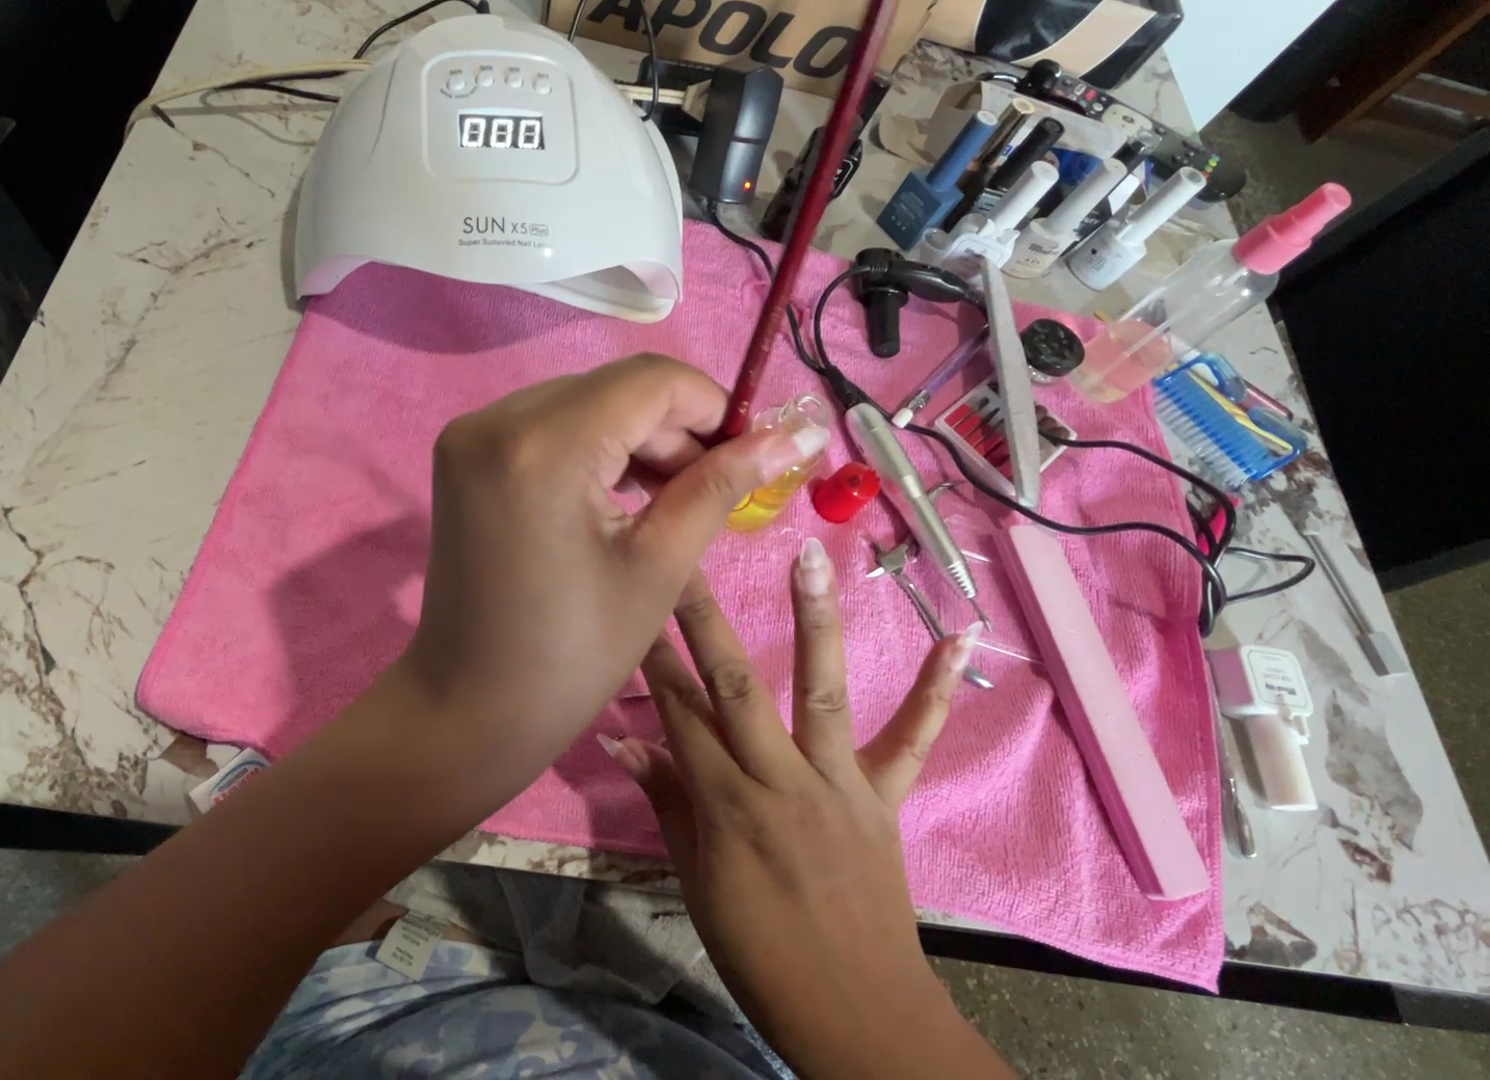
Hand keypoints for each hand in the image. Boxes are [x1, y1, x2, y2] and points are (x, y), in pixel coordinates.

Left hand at [398, 353, 826, 788]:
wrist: (469, 706)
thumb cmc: (571, 654)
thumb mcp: (658, 567)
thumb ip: (719, 487)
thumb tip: (790, 437)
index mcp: (545, 447)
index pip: (649, 381)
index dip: (712, 405)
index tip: (751, 450)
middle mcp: (496, 421)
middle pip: (613, 388)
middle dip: (675, 426)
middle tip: (718, 482)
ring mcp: (470, 436)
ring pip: (581, 403)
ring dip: (635, 437)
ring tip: (674, 494)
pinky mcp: (463, 456)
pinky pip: (545, 426)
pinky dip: (591, 447)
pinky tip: (622, 492)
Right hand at [603, 540, 1008, 1077]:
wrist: (853, 1009)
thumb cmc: (757, 949)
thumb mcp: (694, 878)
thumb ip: (666, 800)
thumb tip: (619, 740)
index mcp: (724, 803)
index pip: (678, 712)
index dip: (652, 656)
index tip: (637, 601)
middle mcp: (779, 779)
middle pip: (733, 685)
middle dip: (704, 616)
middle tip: (689, 554)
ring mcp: (839, 784)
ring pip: (819, 691)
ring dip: (815, 620)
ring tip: (810, 557)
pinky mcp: (885, 798)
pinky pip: (912, 741)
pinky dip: (935, 688)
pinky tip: (962, 634)